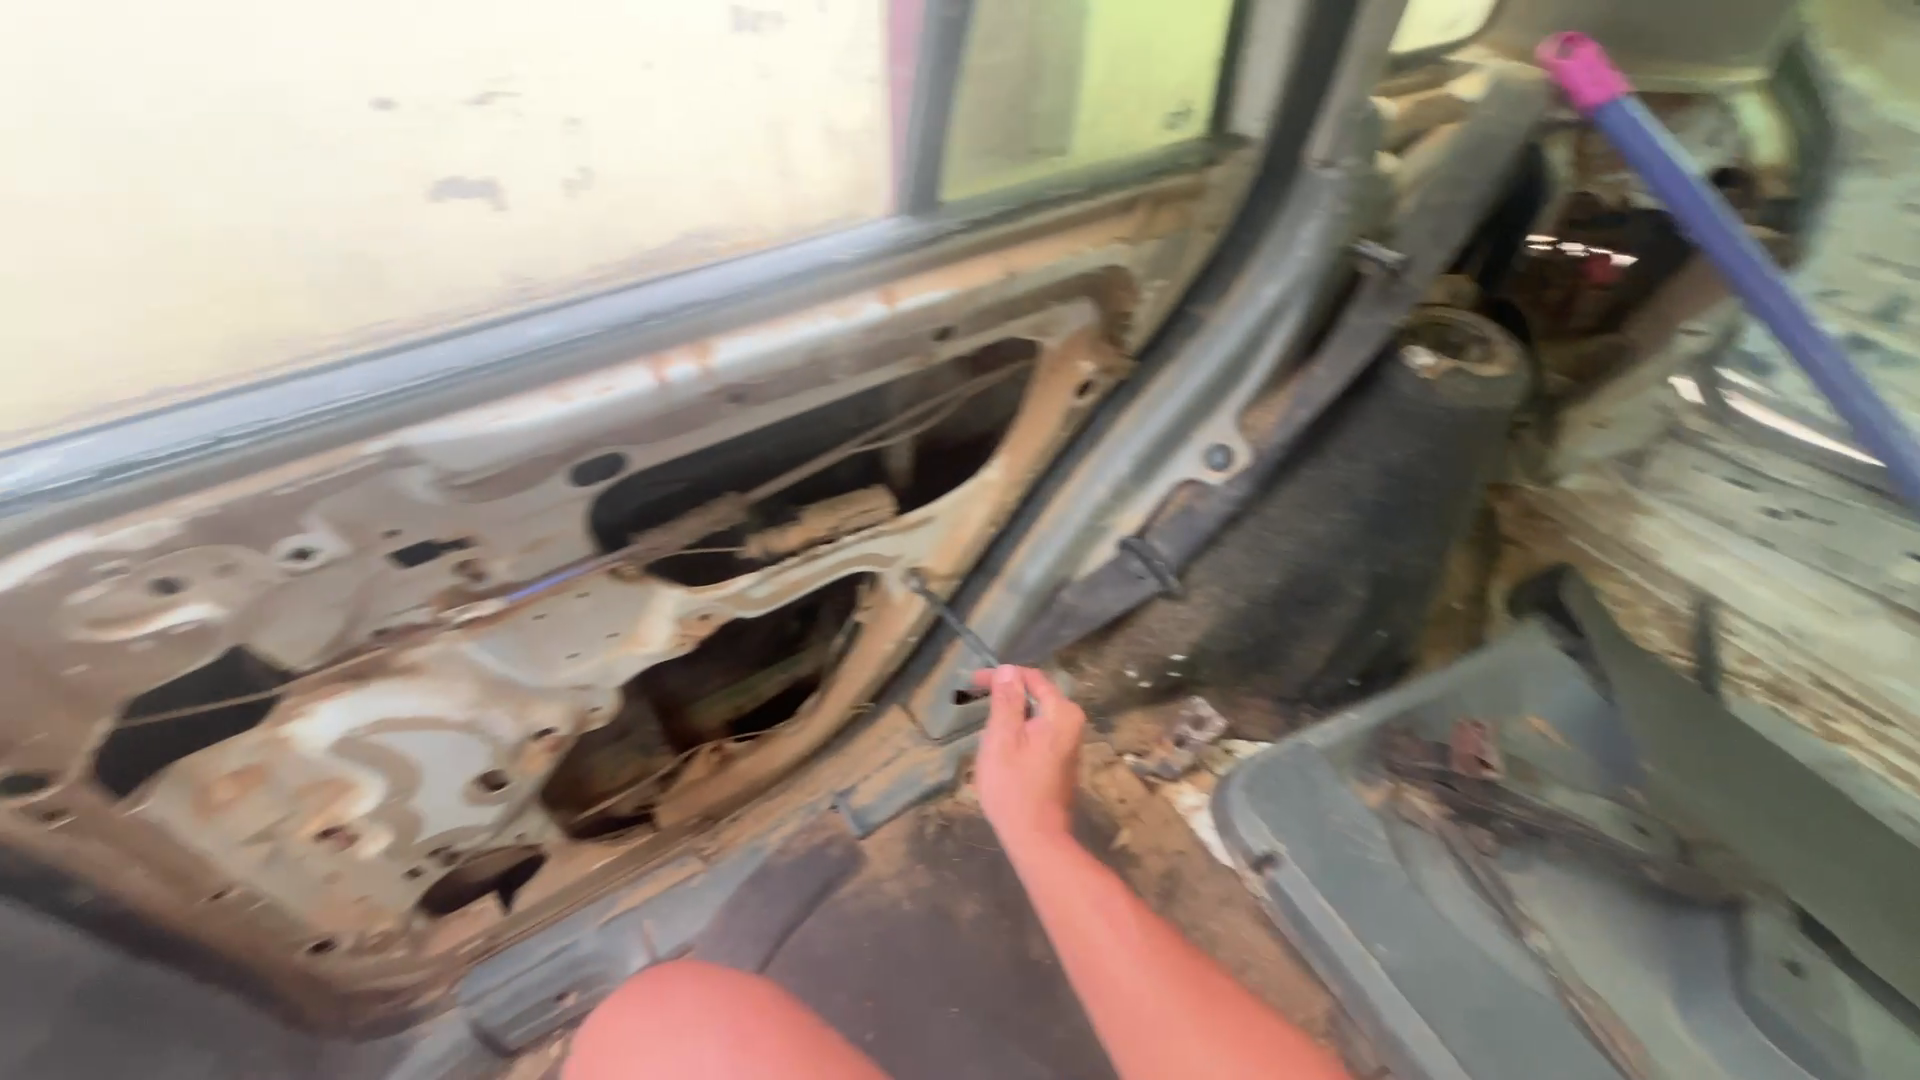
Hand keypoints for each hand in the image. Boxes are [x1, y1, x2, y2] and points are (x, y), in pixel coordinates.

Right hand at [972, 665, 1085, 850]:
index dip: (1002, 676)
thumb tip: (1008, 670)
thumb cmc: (1014, 787)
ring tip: (985, 724)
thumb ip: (1007, 700)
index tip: (973, 681)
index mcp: (1062, 713)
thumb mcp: (1002, 738)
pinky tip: (1001, 746)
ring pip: (1036, 716)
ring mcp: (1069, 744)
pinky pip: (1039, 733)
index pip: (1032, 678)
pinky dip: (1020, 732)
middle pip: (1036, 696)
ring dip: (1011, 715)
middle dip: (1006, 696)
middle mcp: (1072, 724)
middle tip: (975, 700)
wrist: (1036, 837)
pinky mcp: (1062, 760)